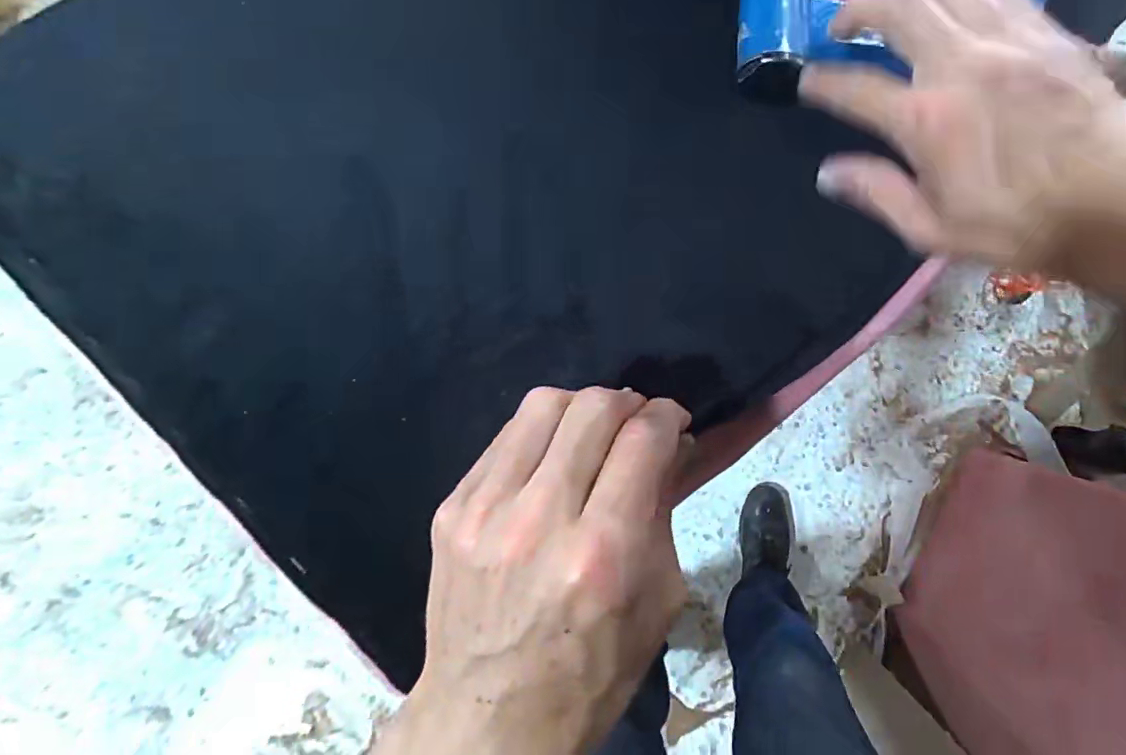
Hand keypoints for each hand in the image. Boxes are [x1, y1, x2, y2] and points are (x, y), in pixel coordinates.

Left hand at [374, 387, 690, 754]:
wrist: (488, 724)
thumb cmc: (592, 669)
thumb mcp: (659, 596)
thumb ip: (664, 508)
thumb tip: (668, 443)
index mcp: (602, 551)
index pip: (643, 437)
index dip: (668, 414)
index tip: (674, 421)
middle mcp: (540, 520)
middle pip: (595, 406)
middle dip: (631, 403)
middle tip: (638, 425)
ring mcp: (485, 511)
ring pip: (546, 403)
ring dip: (583, 408)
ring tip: (593, 434)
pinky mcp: (452, 509)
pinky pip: (507, 434)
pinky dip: (543, 433)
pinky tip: (551, 460)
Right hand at [799, 0, 1125, 281]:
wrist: (1117, 209)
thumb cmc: (1020, 227)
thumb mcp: (936, 231)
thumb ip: (878, 194)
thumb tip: (829, 172)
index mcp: (927, 120)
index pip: (854, 86)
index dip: (821, 81)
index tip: (808, 79)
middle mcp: (962, 66)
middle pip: (897, 7)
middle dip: (857, 7)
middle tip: (845, 24)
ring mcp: (1009, 44)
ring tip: (897, 6)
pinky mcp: (1049, 37)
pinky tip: (962, 13)